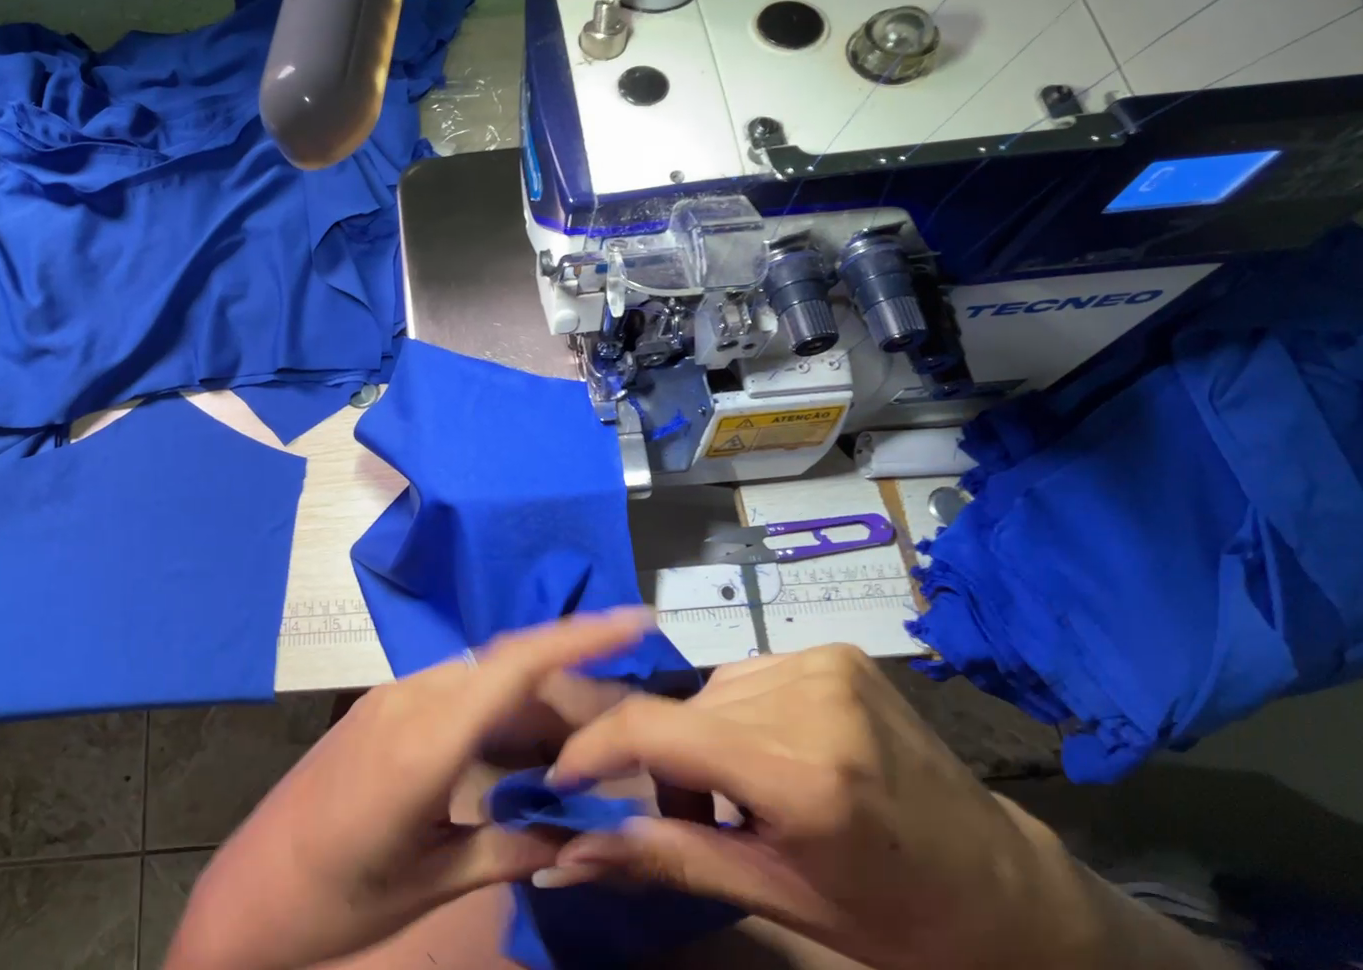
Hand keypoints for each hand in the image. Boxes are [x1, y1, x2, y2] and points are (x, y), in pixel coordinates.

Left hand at [162, 610, 654, 969]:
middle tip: (619, 738)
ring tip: (576, 755)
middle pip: (506, 672)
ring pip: (479, 683)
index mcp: (424, 740)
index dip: (578, 637)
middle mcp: (406, 700)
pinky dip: (494, 718)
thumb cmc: (337, 899)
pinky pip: (451, 696)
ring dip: (530, 709)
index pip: (515, 666)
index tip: (634, 619)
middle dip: (567, 696)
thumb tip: (589, 836)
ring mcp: (387, 701)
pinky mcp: (377, 712)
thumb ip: (514, 848)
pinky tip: (515, 759)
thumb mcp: (435, 881)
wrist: (248, 896)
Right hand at [545, 644, 1238, 969]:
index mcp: (802, 773)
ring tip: (731, 792)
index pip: (657, 732)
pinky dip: (732, 717)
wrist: (1004, 887)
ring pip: (706, 693)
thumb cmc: (889, 913)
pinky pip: (743, 678)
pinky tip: (763, 755)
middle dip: (658, 765)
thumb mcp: (772, 894)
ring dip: (697, 740)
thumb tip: (564, 857)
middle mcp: (811, 698)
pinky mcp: (836, 652)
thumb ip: (662, 858)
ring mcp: (827, 664)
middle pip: (680, 714)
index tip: (564, 779)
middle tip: (681, 819)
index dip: (594, 749)